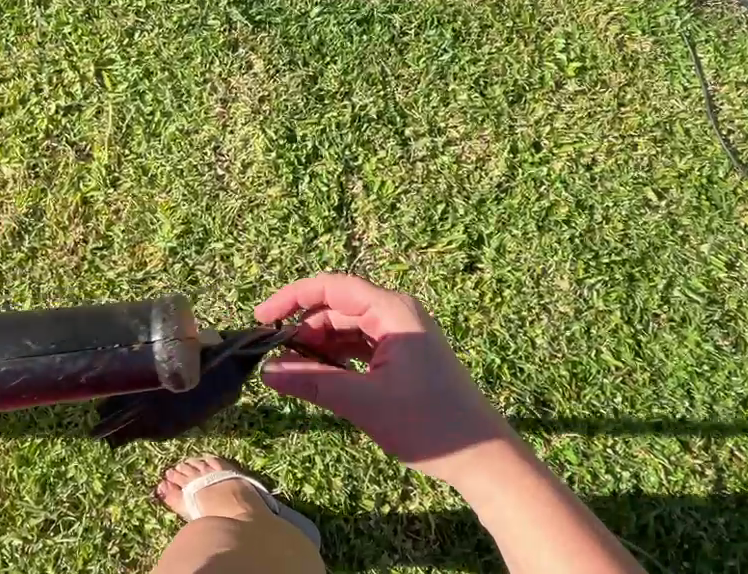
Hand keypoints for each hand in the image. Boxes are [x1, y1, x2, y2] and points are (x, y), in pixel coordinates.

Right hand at [255, 273, 511, 482]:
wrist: (485, 459)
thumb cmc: (429, 425)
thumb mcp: (364, 402)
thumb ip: (313, 383)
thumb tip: (268, 372)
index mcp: (392, 311)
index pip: (331, 287)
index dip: (292, 298)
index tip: (262, 317)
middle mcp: (397, 312)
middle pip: (337, 307)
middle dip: (304, 328)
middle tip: (275, 354)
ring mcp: (402, 332)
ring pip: (347, 327)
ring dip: (319, 345)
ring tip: (293, 369)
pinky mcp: (404, 353)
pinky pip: (361, 344)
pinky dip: (338, 357)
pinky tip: (320, 375)